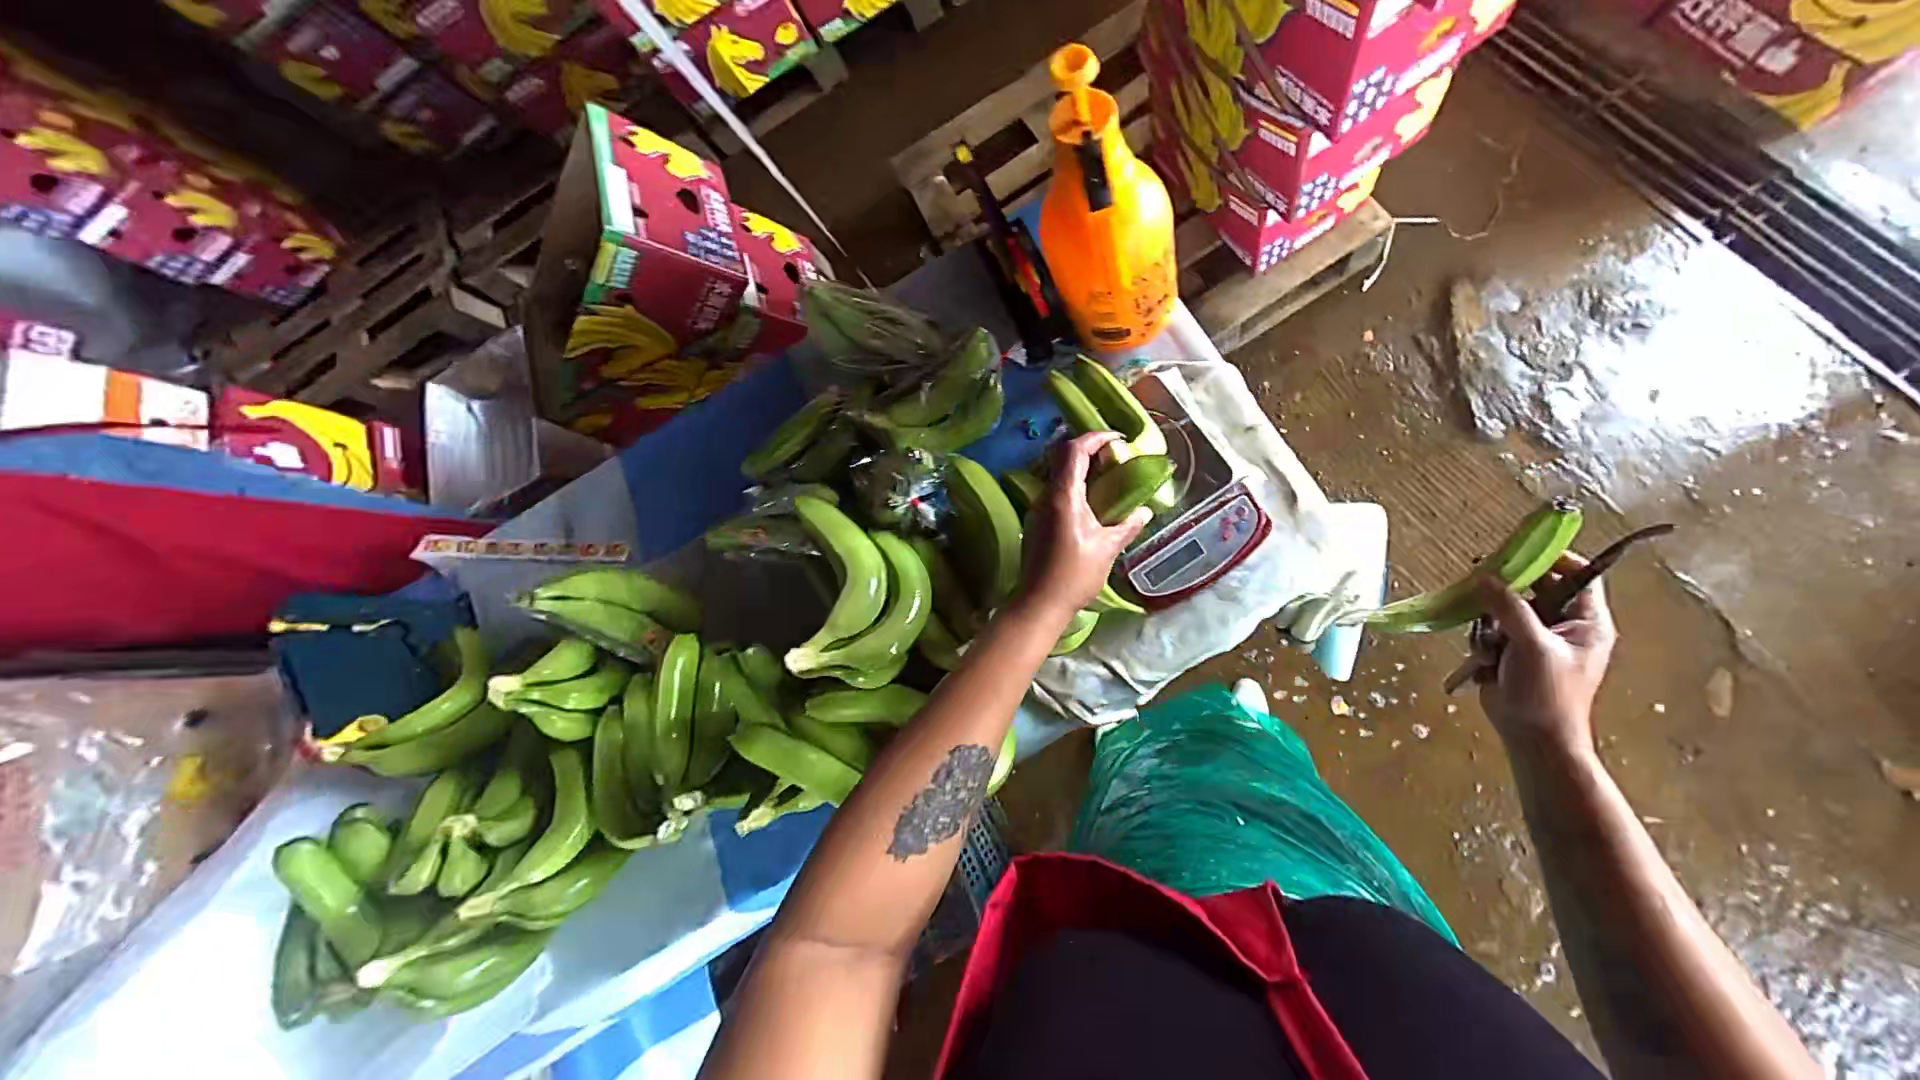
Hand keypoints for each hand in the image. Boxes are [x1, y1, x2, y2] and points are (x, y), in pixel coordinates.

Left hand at [1019, 431, 1150, 618]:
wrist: (1039, 603)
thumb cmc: (1074, 575)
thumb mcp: (1107, 548)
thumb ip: (1127, 525)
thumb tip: (1145, 511)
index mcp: (1063, 497)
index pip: (1074, 451)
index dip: (1095, 437)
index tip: (1117, 439)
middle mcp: (1046, 497)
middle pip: (1062, 458)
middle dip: (1088, 449)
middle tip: (1113, 456)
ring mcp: (1037, 509)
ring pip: (1057, 475)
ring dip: (1080, 468)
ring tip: (1106, 477)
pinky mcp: (1035, 522)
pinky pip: (1054, 493)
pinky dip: (1073, 486)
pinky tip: (1090, 502)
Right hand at [1476, 553, 1616, 758]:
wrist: (1532, 737)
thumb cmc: (1546, 692)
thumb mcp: (1532, 645)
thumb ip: (1510, 607)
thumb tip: (1485, 576)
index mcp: (1586, 622)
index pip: (1577, 575)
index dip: (1552, 560)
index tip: (1518, 552)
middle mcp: (1563, 626)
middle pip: (1533, 589)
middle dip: (1506, 594)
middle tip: (1482, 589)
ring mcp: (1535, 639)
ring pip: (1503, 610)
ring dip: (1489, 625)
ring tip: (1489, 648)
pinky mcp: (1510, 651)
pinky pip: (1489, 630)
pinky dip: (1482, 641)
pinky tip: (1484, 661)